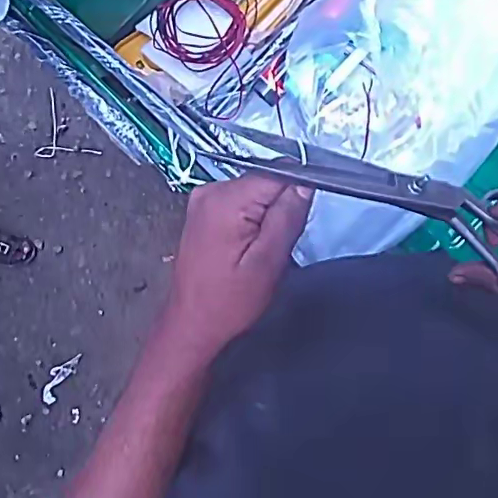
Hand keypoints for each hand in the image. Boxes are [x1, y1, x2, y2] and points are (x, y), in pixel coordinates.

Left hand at [153, 173, 312, 358]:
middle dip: (281, 206)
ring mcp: (203, 199)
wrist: (193, 324)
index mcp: (225, 200)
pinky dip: (252, 218)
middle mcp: (210, 191)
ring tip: (260, 249)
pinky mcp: (203, 210)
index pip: (278, 173)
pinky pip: (240, 202)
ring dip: (266, 214)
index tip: (298, 221)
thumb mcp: (269, 261)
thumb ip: (288, 216)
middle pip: (265, 180)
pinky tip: (247, 246)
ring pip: (255, 192)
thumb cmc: (228, 302)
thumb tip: (305, 184)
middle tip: (276, 244)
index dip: (296, 193)